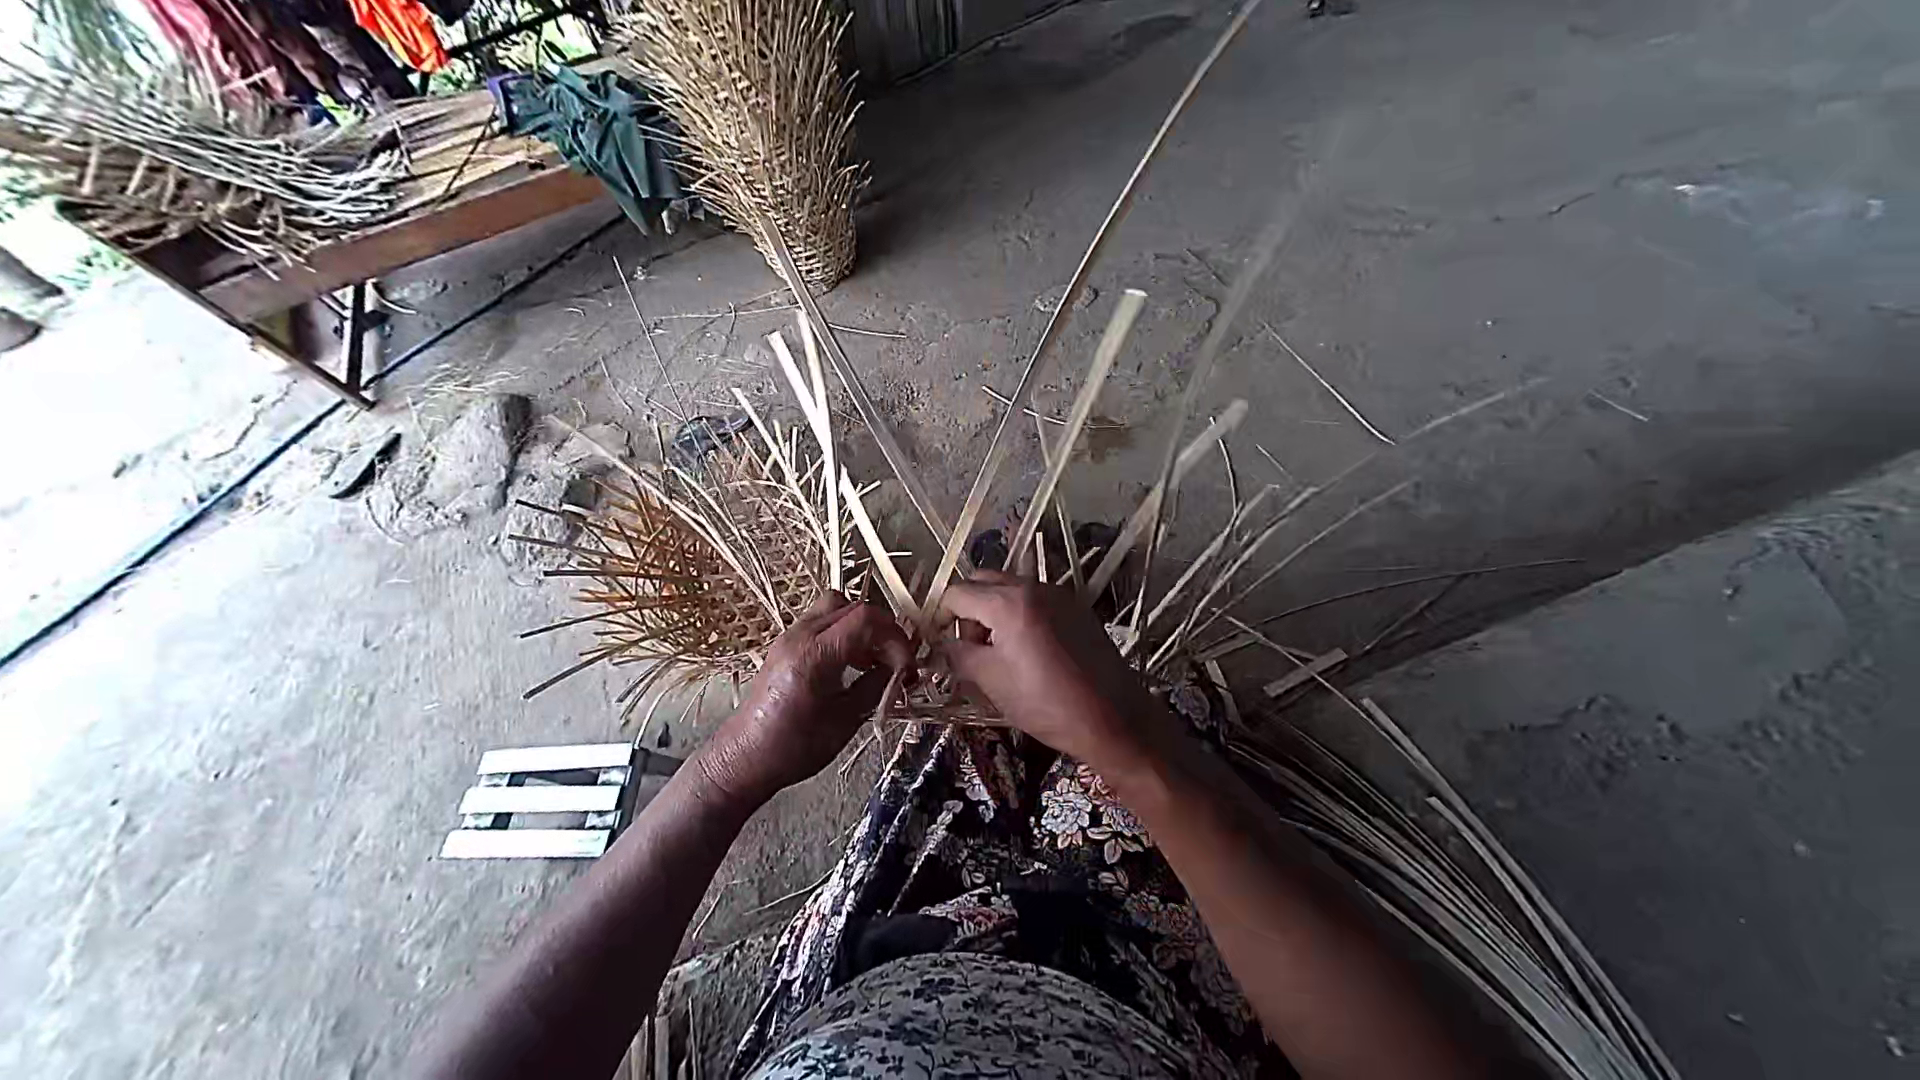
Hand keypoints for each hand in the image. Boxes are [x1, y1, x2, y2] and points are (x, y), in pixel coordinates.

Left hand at [695, 591, 913, 806]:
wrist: (745, 757)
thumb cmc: (794, 747)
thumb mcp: (845, 720)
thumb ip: (876, 687)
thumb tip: (900, 671)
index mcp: (814, 655)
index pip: (865, 619)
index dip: (895, 638)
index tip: (906, 666)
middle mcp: (800, 636)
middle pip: (854, 606)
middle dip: (884, 630)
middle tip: (897, 661)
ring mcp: (790, 636)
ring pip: (837, 607)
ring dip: (863, 626)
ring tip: (875, 660)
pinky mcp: (786, 644)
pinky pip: (822, 621)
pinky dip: (845, 631)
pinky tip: (853, 662)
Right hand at [934, 569, 1160, 768]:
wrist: (1113, 718)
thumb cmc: (1046, 703)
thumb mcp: (992, 681)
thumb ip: (959, 655)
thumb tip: (941, 645)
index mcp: (1008, 603)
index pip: (958, 593)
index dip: (940, 616)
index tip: (939, 641)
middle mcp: (1033, 587)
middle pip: (983, 581)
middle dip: (968, 609)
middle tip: (968, 646)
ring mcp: (1058, 594)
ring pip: (1010, 588)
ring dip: (993, 610)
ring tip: (997, 651)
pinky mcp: (1076, 607)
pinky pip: (1035, 599)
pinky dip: (1019, 613)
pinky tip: (1026, 649)